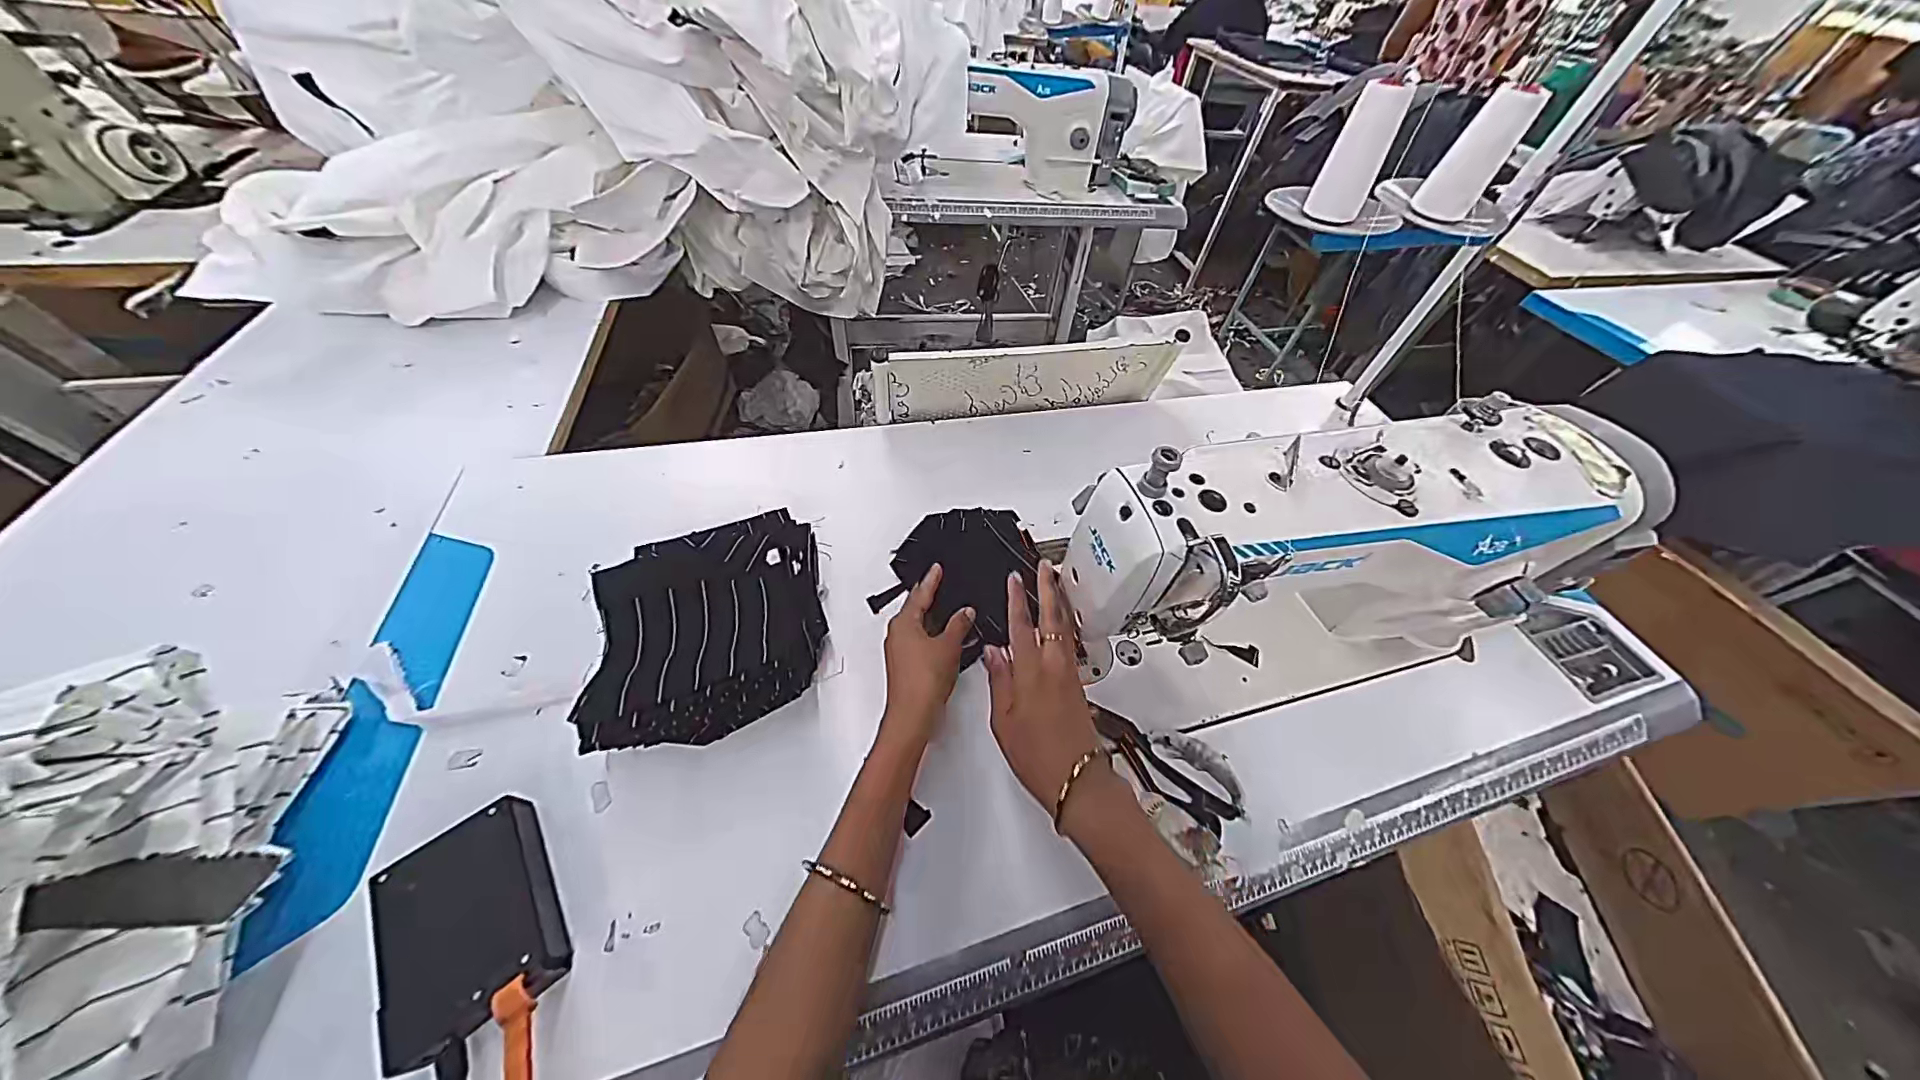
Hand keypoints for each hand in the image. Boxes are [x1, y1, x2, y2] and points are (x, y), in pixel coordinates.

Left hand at [881, 563, 973, 746]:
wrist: (913, 714)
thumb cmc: (921, 682)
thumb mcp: (949, 645)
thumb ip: (959, 624)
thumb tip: (965, 613)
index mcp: (903, 623)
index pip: (919, 593)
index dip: (931, 579)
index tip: (935, 569)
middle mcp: (897, 635)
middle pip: (916, 609)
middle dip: (931, 599)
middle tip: (941, 586)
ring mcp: (900, 651)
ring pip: (919, 627)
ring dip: (935, 621)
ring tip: (952, 614)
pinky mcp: (905, 666)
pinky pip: (921, 643)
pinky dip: (934, 638)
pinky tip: (948, 642)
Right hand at [984, 563, 1099, 809]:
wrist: (1076, 778)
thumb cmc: (1038, 756)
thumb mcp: (1003, 720)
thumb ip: (999, 681)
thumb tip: (994, 653)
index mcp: (1030, 674)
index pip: (1021, 625)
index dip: (1016, 600)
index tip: (1014, 580)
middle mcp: (1054, 668)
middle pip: (1052, 618)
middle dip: (1047, 589)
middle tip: (1046, 568)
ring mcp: (1070, 675)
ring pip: (1065, 628)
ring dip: (1060, 603)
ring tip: (1056, 584)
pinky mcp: (1078, 684)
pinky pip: (1071, 644)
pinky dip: (1066, 625)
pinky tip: (1063, 623)